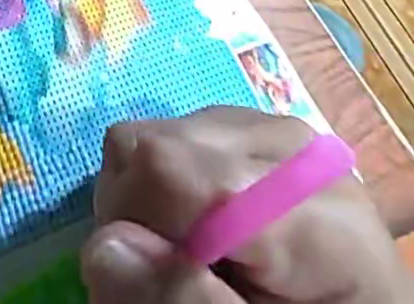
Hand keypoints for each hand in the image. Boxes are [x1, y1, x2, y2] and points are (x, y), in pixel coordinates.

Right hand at [84, 107, 413, 303]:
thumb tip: (102, 247)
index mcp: (311, 208)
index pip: (171, 170)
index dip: (131, 226)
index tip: (138, 286)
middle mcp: (292, 147)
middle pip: (154, 144)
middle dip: (134, 215)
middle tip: (166, 281)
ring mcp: (273, 128)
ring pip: (154, 134)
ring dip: (148, 201)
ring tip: (193, 260)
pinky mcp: (255, 126)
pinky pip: (174, 135)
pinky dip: (168, 186)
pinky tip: (207, 232)